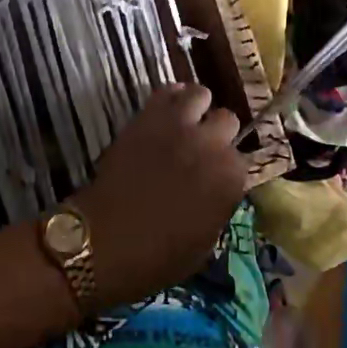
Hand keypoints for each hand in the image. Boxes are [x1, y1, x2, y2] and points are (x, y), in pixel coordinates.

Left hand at [73, 84, 245, 311]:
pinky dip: (172, 98)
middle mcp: (212, 144)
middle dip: (217, 134)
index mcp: (231, 177)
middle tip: (201, 150)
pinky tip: (168, 113)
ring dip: (197, 108)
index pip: (243, 158)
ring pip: (201, 94)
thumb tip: (218, 188)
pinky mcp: (148, 116)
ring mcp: (179, 125)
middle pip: (227, 119)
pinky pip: (168, 90)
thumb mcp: (206, 242)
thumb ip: (220, 205)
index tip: (215, 177)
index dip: (227, 168)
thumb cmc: (158, 256)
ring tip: (187, 123)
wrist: (103, 242)